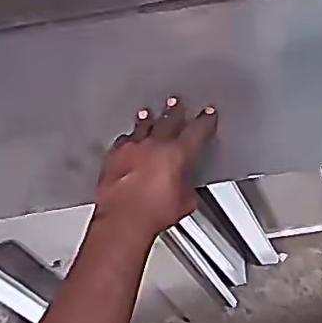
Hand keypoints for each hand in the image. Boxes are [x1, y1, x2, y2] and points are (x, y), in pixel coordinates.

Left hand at [93, 97, 218, 239]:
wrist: (124, 219)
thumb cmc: (154, 212)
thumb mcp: (185, 201)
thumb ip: (187, 186)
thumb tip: (185, 187)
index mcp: (178, 153)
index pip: (197, 129)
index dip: (205, 120)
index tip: (208, 114)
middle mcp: (154, 145)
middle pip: (168, 120)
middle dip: (174, 110)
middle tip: (176, 102)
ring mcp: (132, 149)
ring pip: (143, 126)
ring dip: (149, 119)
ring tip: (149, 113)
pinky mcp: (113, 157)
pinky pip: (122, 141)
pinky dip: (128, 138)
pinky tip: (128, 138)